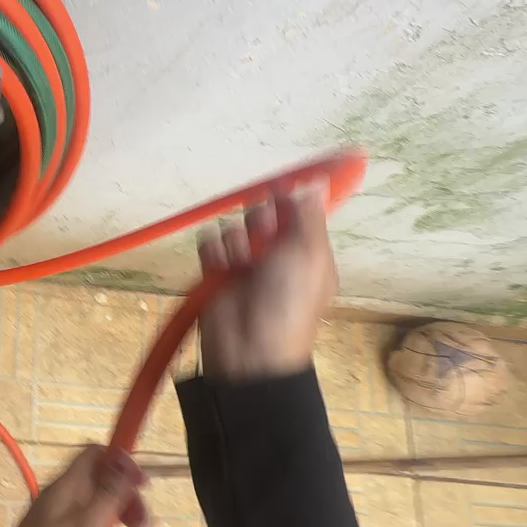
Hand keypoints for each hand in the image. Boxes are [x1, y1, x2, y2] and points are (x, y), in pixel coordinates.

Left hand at [0, 446, 150, 526]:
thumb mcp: (87, 526)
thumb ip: (107, 493)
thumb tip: (124, 459)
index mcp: (68, 485)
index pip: (96, 454)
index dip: (121, 462)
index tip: (142, 484)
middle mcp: (63, 492)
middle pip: (101, 477)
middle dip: (126, 491)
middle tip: (145, 519)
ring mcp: (60, 512)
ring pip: (96, 498)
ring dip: (120, 509)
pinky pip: (88, 516)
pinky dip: (105, 523)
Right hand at [197, 183, 337, 379]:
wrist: (249, 347)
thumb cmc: (288, 300)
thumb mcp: (309, 254)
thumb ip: (308, 215)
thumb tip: (317, 180)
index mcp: (305, 250)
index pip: (295, 210)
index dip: (286, 200)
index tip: (280, 192)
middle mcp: (275, 254)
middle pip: (260, 213)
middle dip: (259, 222)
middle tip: (264, 241)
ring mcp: (243, 263)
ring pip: (232, 227)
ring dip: (235, 243)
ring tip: (240, 266)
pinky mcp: (214, 272)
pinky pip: (208, 243)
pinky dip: (213, 254)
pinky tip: (220, 270)